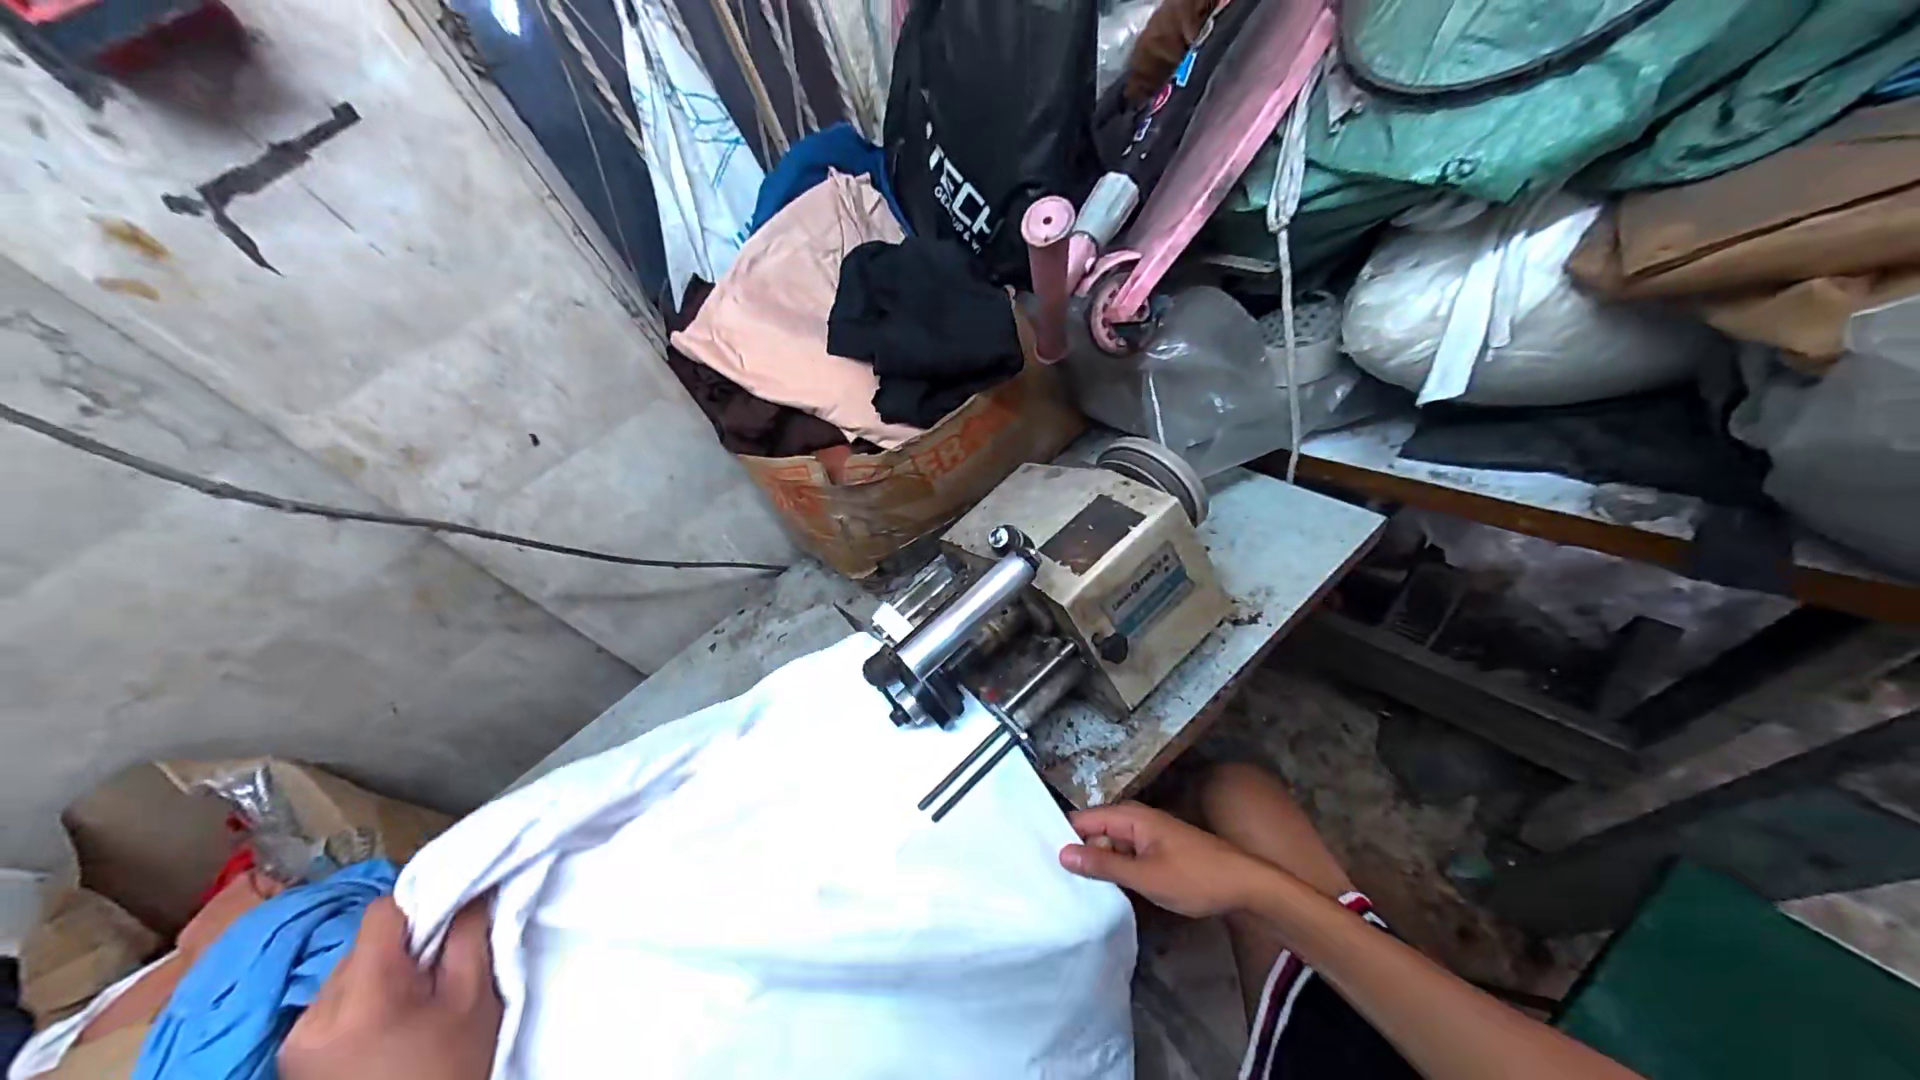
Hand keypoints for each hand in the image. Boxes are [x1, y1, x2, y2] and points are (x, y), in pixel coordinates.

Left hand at [279, 897, 500, 1079]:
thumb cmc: (450, 1066)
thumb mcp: (475, 996)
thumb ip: (469, 935)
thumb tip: (471, 890)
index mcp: (361, 997)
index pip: (381, 913)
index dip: (420, 904)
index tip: (451, 919)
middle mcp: (313, 1015)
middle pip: (363, 943)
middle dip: (404, 944)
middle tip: (440, 965)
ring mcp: (295, 1040)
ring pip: (348, 970)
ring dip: (384, 970)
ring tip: (415, 999)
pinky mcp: (292, 1057)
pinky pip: (333, 1000)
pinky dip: (364, 997)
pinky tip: (389, 1022)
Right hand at [1059, 802, 1273, 917]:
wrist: (1246, 887)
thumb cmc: (1196, 878)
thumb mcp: (1145, 876)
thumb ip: (1104, 865)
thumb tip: (1063, 853)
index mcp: (1130, 816)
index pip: (1083, 819)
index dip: (1062, 836)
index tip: (1039, 857)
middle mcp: (1135, 819)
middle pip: (1094, 832)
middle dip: (1077, 851)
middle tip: (1053, 879)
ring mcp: (1146, 836)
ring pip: (1108, 845)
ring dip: (1096, 863)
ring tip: (1071, 888)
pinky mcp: (1155, 851)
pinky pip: (1124, 855)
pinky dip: (1113, 869)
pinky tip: (1104, 890)